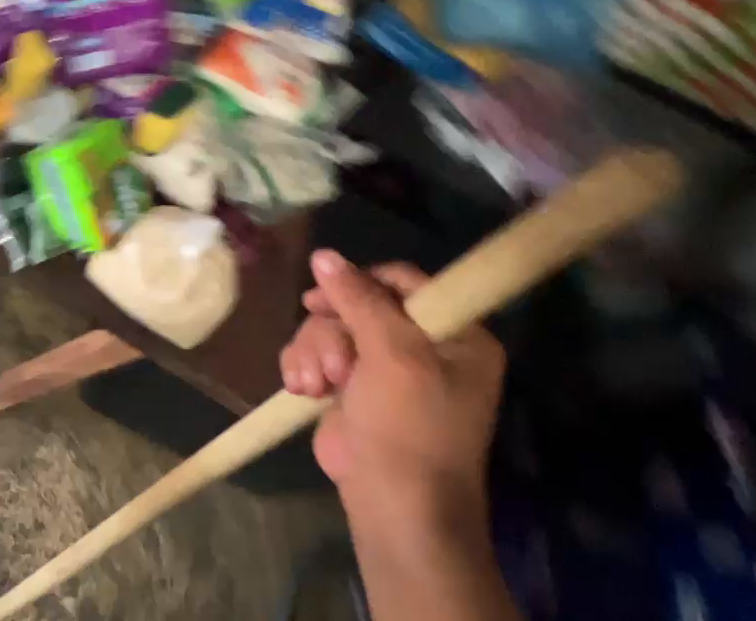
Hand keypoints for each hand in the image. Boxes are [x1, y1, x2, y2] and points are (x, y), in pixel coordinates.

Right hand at [279, 250, 505, 527]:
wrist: (393, 500)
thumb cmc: (410, 425)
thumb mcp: (392, 354)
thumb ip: (359, 300)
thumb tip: (323, 255)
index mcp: (454, 335)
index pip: (403, 283)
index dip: (361, 283)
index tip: (326, 296)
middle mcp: (419, 346)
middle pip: (354, 304)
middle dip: (331, 331)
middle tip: (333, 365)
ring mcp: (379, 367)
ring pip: (326, 327)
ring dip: (312, 352)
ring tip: (314, 385)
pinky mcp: (346, 386)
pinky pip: (311, 353)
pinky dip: (301, 367)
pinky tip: (301, 389)